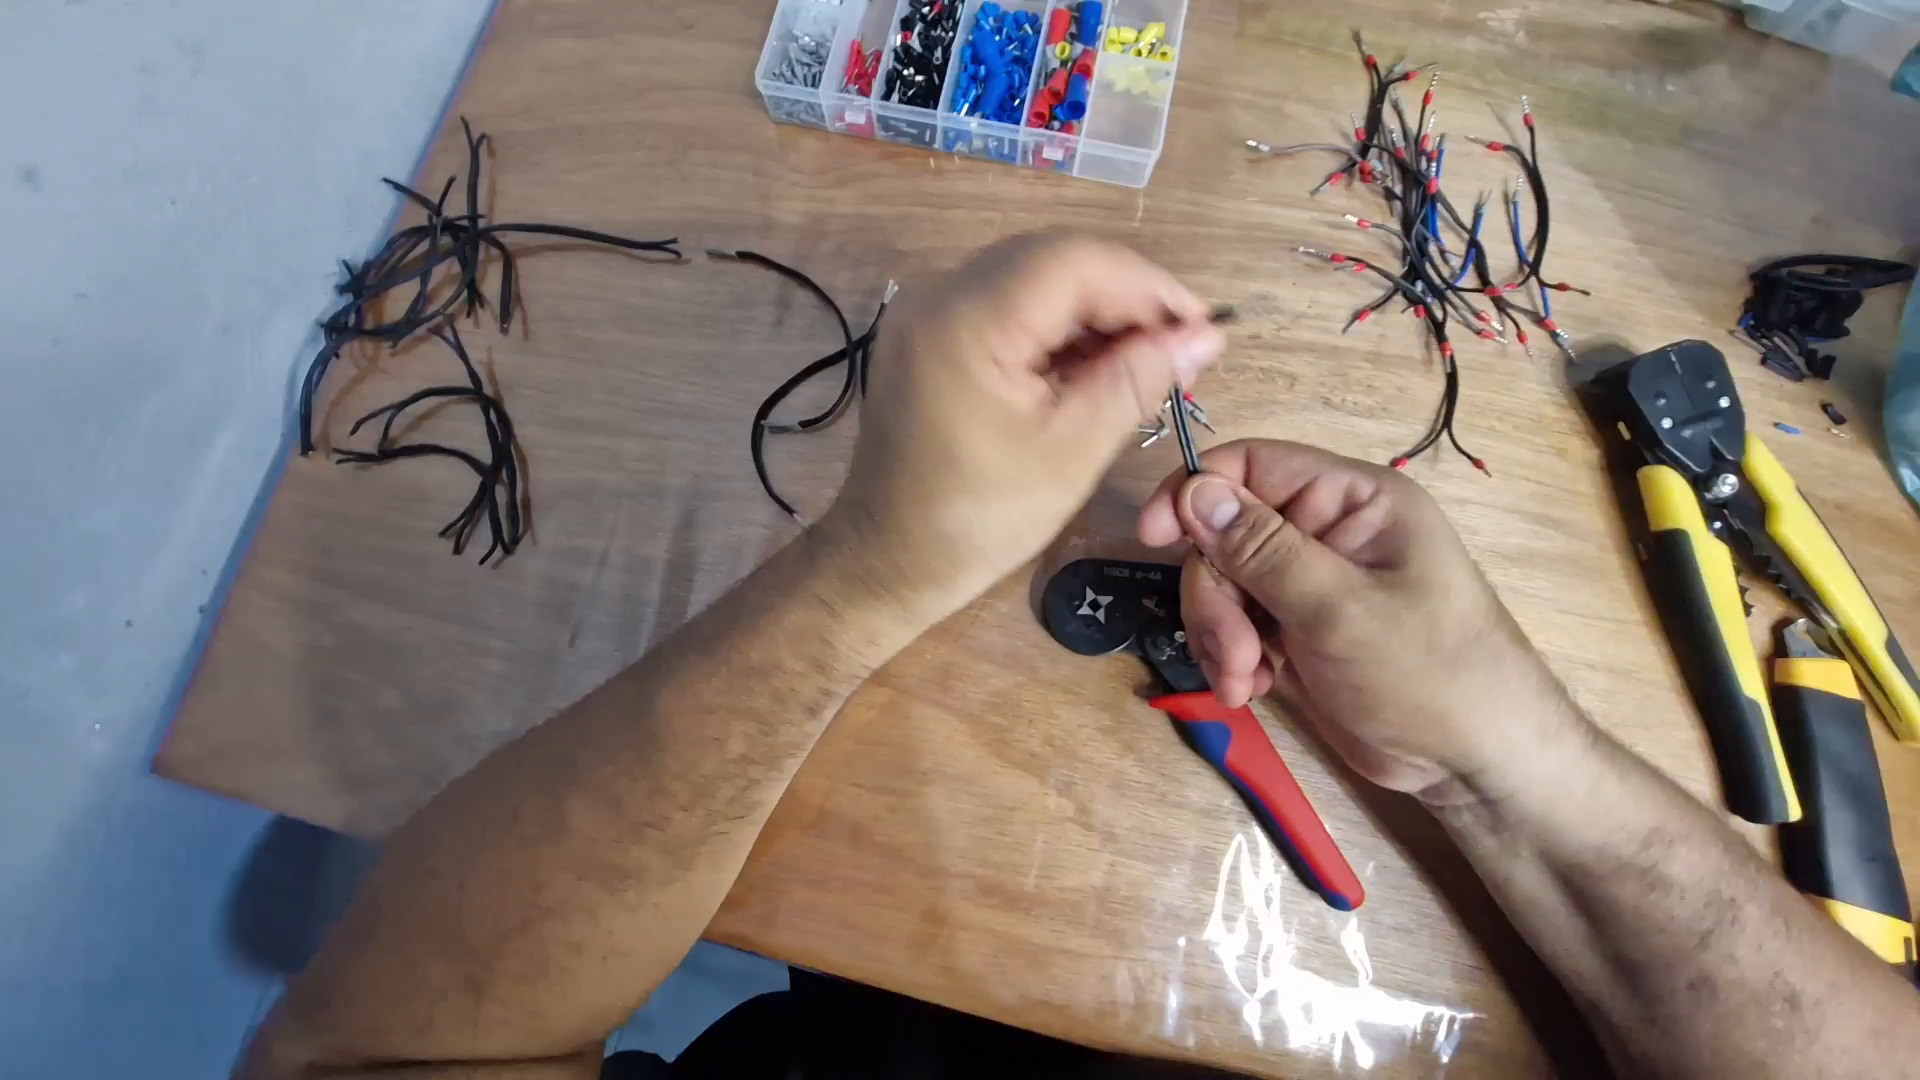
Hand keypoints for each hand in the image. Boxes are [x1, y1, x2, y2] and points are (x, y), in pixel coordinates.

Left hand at [818, 233, 1223, 621]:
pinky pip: (1003, 311)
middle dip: (1124, 299)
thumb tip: (1204, 335)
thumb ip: (1137, 381)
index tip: (1201, 327)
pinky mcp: (927, 339)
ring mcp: (924, 315)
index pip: (1074, 262)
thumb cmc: (977, 522)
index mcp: (964, 323)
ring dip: (1092, 315)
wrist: (887, 561)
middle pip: (1051, 262)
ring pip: (1030, 283)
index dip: (1147, 285)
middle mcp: (936, 298)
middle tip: (1178, 348)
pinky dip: (1053, 333)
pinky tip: (1090, 368)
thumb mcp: (1070, 454)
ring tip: (1143, 362)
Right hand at [1137, 440, 1576, 796]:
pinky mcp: (1286, 624)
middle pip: (1221, 535)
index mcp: (1348, 500)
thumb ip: (1263, 548)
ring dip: (1217, 634)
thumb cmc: (1429, 674)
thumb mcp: (1340, 609)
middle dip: (1215, 598)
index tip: (1152, 536)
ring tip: (1245, 682)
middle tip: (1232, 653)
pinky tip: (1251, 689)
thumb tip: (1194, 490)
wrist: (1470, 765)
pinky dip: (1227, 656)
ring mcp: (1300, 581)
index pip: (1249, 465)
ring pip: (1217, 583)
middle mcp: (1319, 530)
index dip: (1194, 491)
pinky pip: (1228, 623)